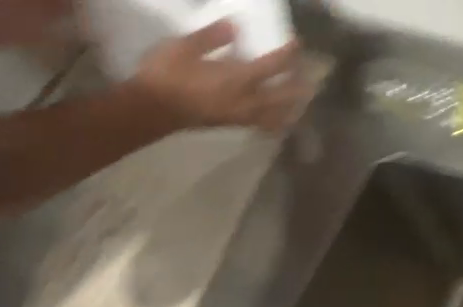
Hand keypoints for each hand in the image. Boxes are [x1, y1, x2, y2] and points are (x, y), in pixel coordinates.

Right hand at [127, 20, 309, 134]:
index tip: (297, 43)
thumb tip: (236, 26)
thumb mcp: (183, 47)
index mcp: (239, 78)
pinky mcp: (241, 125)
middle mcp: (251, 100)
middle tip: (305, 70)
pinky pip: (271, 125)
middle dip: (300, 81)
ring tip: (301, 93)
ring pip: (285, 113)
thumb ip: (211, 37)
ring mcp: (248, 115)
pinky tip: (283, 113)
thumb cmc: (166, 73)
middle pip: (288, 94)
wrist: (157, 107)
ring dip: (297, 103)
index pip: (274, 66)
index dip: (288, 54)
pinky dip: (282, 118)